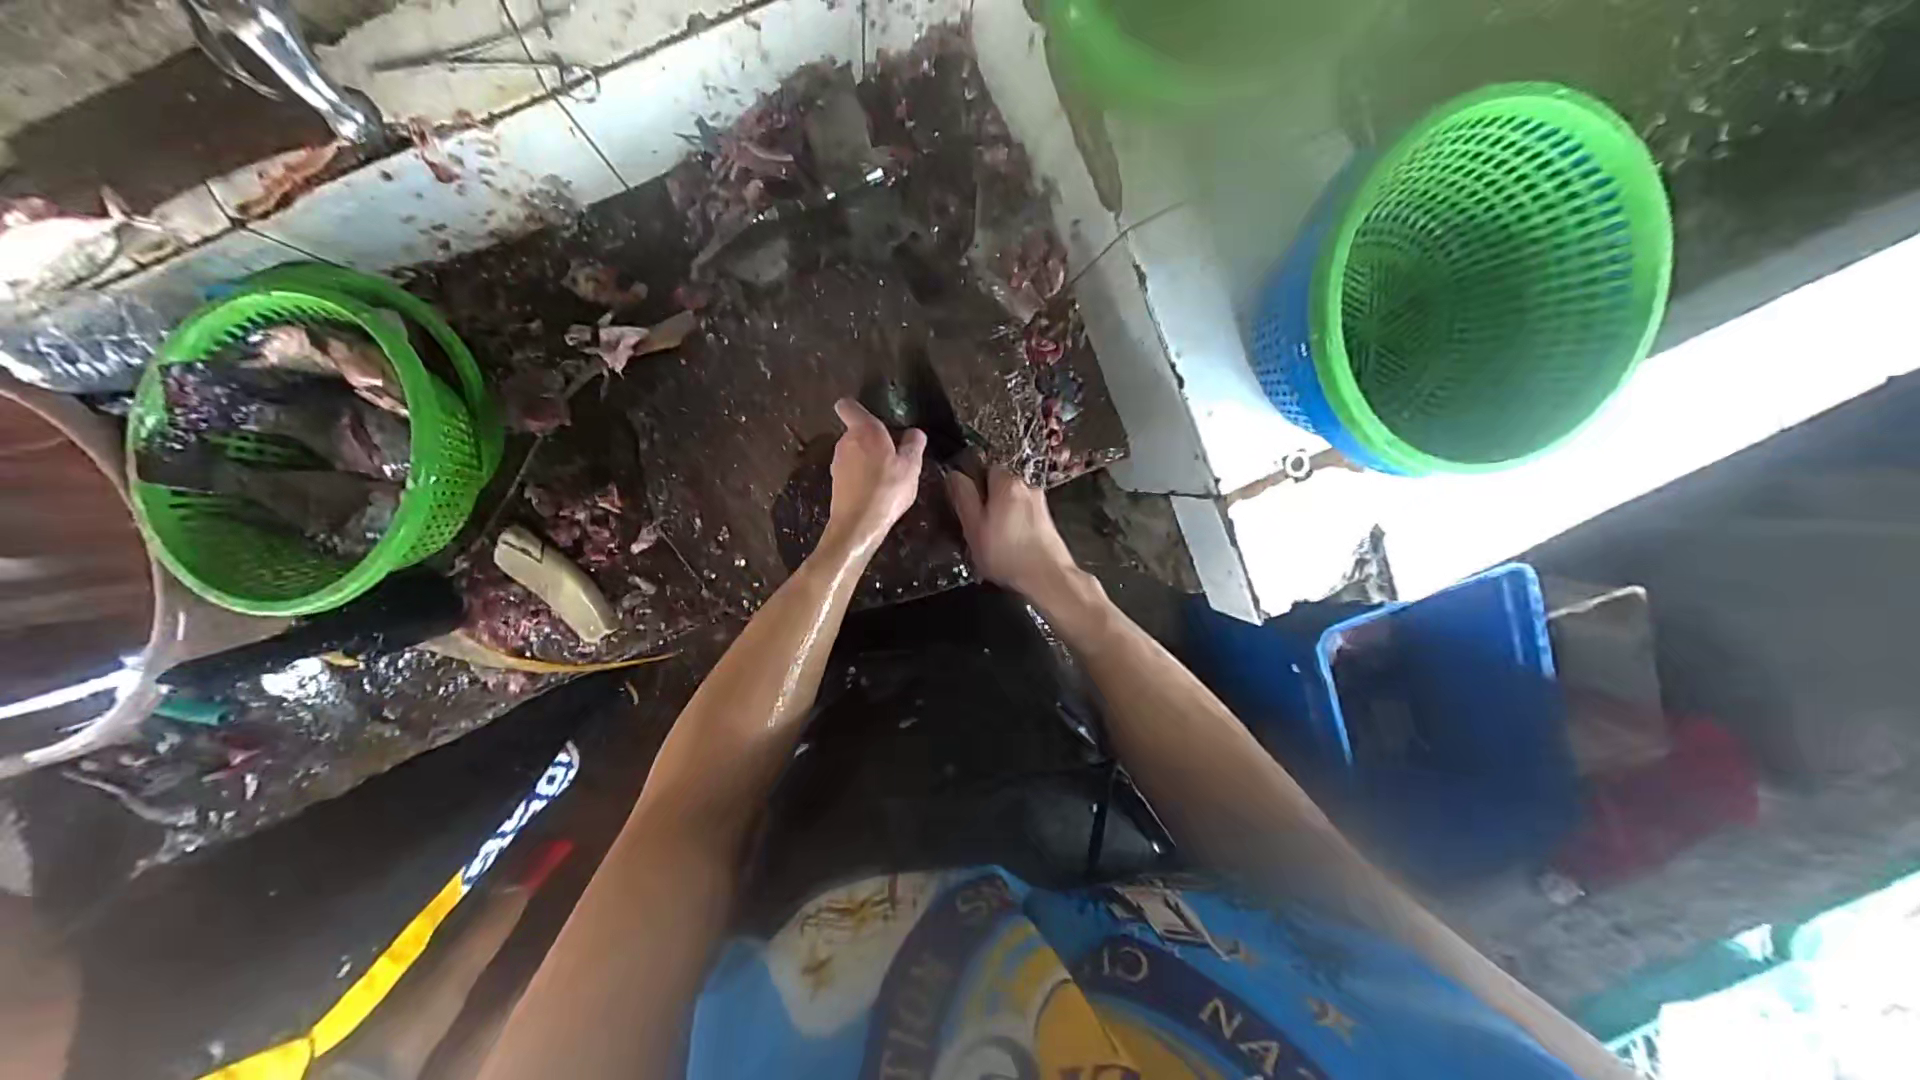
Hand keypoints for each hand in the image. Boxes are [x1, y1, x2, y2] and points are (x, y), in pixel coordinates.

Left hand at [823, 398, 926, 556]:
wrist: (859, 524)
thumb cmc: (887, 489)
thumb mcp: (911, 467)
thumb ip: (914, 445)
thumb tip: (915, 432)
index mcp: (864, 430)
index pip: (848, 405)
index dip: (859, 409)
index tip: (875, 420)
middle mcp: (845, 441)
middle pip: (856, 431)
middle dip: (872, 439)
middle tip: (893, 455)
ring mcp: (837, 462)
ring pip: (854, 451)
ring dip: (867, 458)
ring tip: (886, 476)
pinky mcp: (835, 481)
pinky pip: (851, 470)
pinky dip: (860, 475)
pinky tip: (875, 490)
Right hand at [945, 466, 1083, 601]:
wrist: (1047, 577)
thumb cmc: (1006, 554)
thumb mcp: (973, 526)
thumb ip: (963, 497)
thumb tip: (955, 475)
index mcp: (1007, 483)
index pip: (985, 470)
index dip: (974, 487)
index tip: (968, 508)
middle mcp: (1027, 488)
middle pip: (1001, 487)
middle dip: (990, 504)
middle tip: (979, 528)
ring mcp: (1041, 505)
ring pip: (1014, 504)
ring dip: (1004, 517)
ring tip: (996, 542)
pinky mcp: (1048, 523)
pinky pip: (1025, 518)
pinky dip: (1017, 528)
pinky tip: (1012, 548)